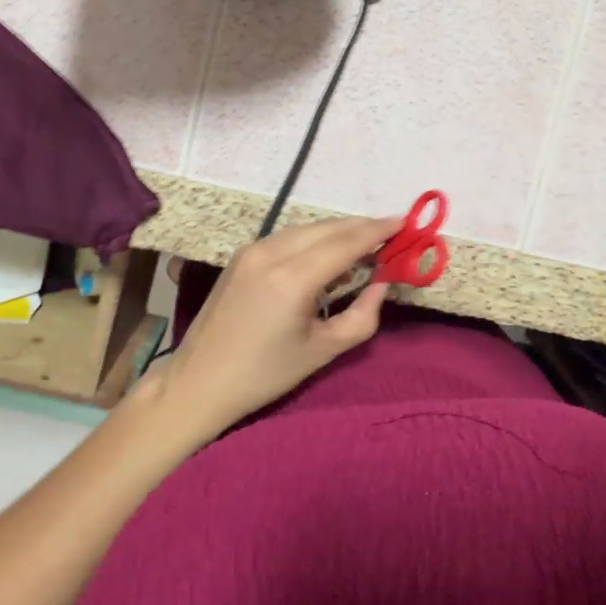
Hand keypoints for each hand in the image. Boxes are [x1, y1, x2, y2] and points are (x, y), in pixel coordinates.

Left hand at [139, 215, 401, 436]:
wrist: (200, 382)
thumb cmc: (265, 374)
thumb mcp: (323, 350)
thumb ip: (362, 315)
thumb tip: (383, 283)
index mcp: (292, 278)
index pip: (346, 242)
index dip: (378, 231)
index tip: (405, 222)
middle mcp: (271, 253)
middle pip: (329, 228)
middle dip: (362, 228)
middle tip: (392, 234)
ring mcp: (253, 250)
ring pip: (308, 228)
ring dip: (339, 231)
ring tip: (366, 243)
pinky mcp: (242, 255)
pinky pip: (289, 236)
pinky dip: (315, 238)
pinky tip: (330, 253)